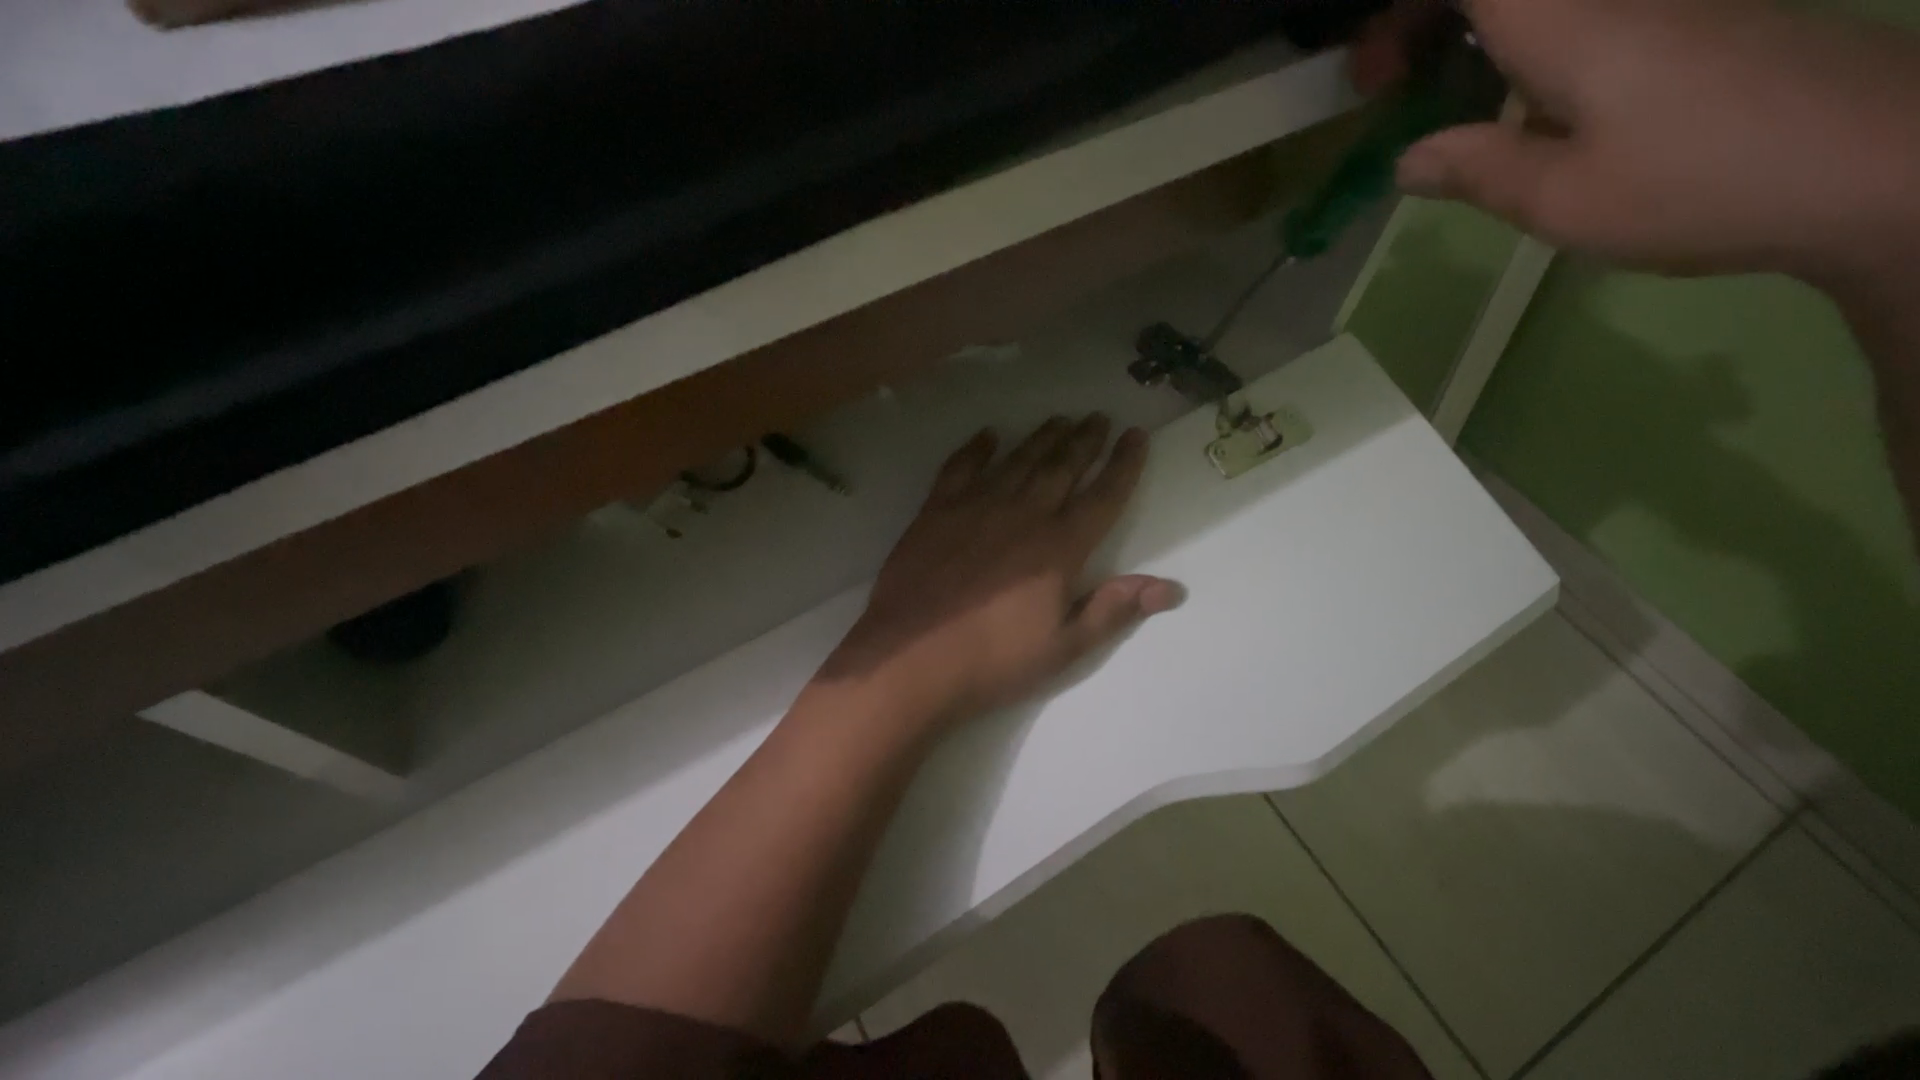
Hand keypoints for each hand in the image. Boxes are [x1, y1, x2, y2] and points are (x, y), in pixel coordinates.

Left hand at [818, 416, 1180, 728]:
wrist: (912, 659)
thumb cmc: (993, 661)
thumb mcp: (1064, 647)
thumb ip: (1113, 610)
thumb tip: (1170, 588)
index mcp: (1059, 548)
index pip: (1103, 496)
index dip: (1124, 465)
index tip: (1136, 435)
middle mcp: (1022, 515)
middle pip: (1062, 467)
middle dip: (1085, 440)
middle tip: (1099, 416)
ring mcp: (976, 508)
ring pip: (1017, 461)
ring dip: (1042, 438)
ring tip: (1060, 419)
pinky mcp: (936, 511)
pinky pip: (960, 467)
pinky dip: (977, 449)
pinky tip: (988, 435)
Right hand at [1377, 0, 1919, 282]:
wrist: (1880, 162)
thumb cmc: (1700, 182)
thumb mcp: (1562, 200)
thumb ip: (1475, 172)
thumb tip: (1408, 161)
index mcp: (1561, 19)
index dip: (1399, 18)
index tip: (1370, 76)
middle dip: (1419, 26)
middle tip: (1385, 89)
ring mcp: (1651, 2)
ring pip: (1530, 7)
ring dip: (1466, 39)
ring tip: (1439, 110)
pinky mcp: (1685, 23)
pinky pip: (1574, 20)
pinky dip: (1519, 51)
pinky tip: (1520, 117)